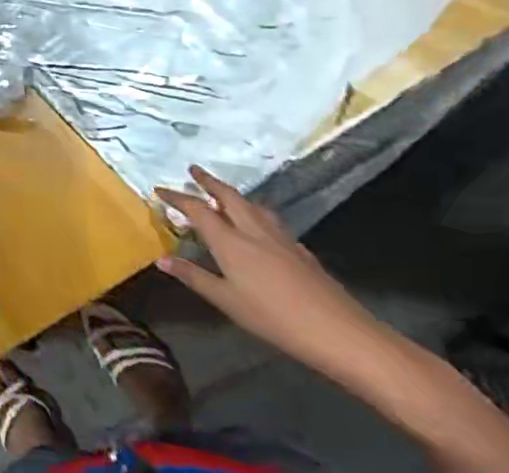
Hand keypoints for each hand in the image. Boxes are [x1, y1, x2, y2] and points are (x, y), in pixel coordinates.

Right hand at [156, 166, 378, 371]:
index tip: (159, 190)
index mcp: (231, 242)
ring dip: (237, 197)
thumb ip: (193, 277)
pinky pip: (275, 226)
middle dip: (211, 183)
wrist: (348, 338)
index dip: (177, 197)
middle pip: (231, 199)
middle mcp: (256, 235)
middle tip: (195, 171)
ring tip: (226, 194)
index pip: (197, 210)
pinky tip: (262, 229)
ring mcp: (285, 244)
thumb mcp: (226, 300)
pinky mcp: (305, 257)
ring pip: (257, 210)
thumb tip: (161, 259)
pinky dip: (260, 218)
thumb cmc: (277, 318)